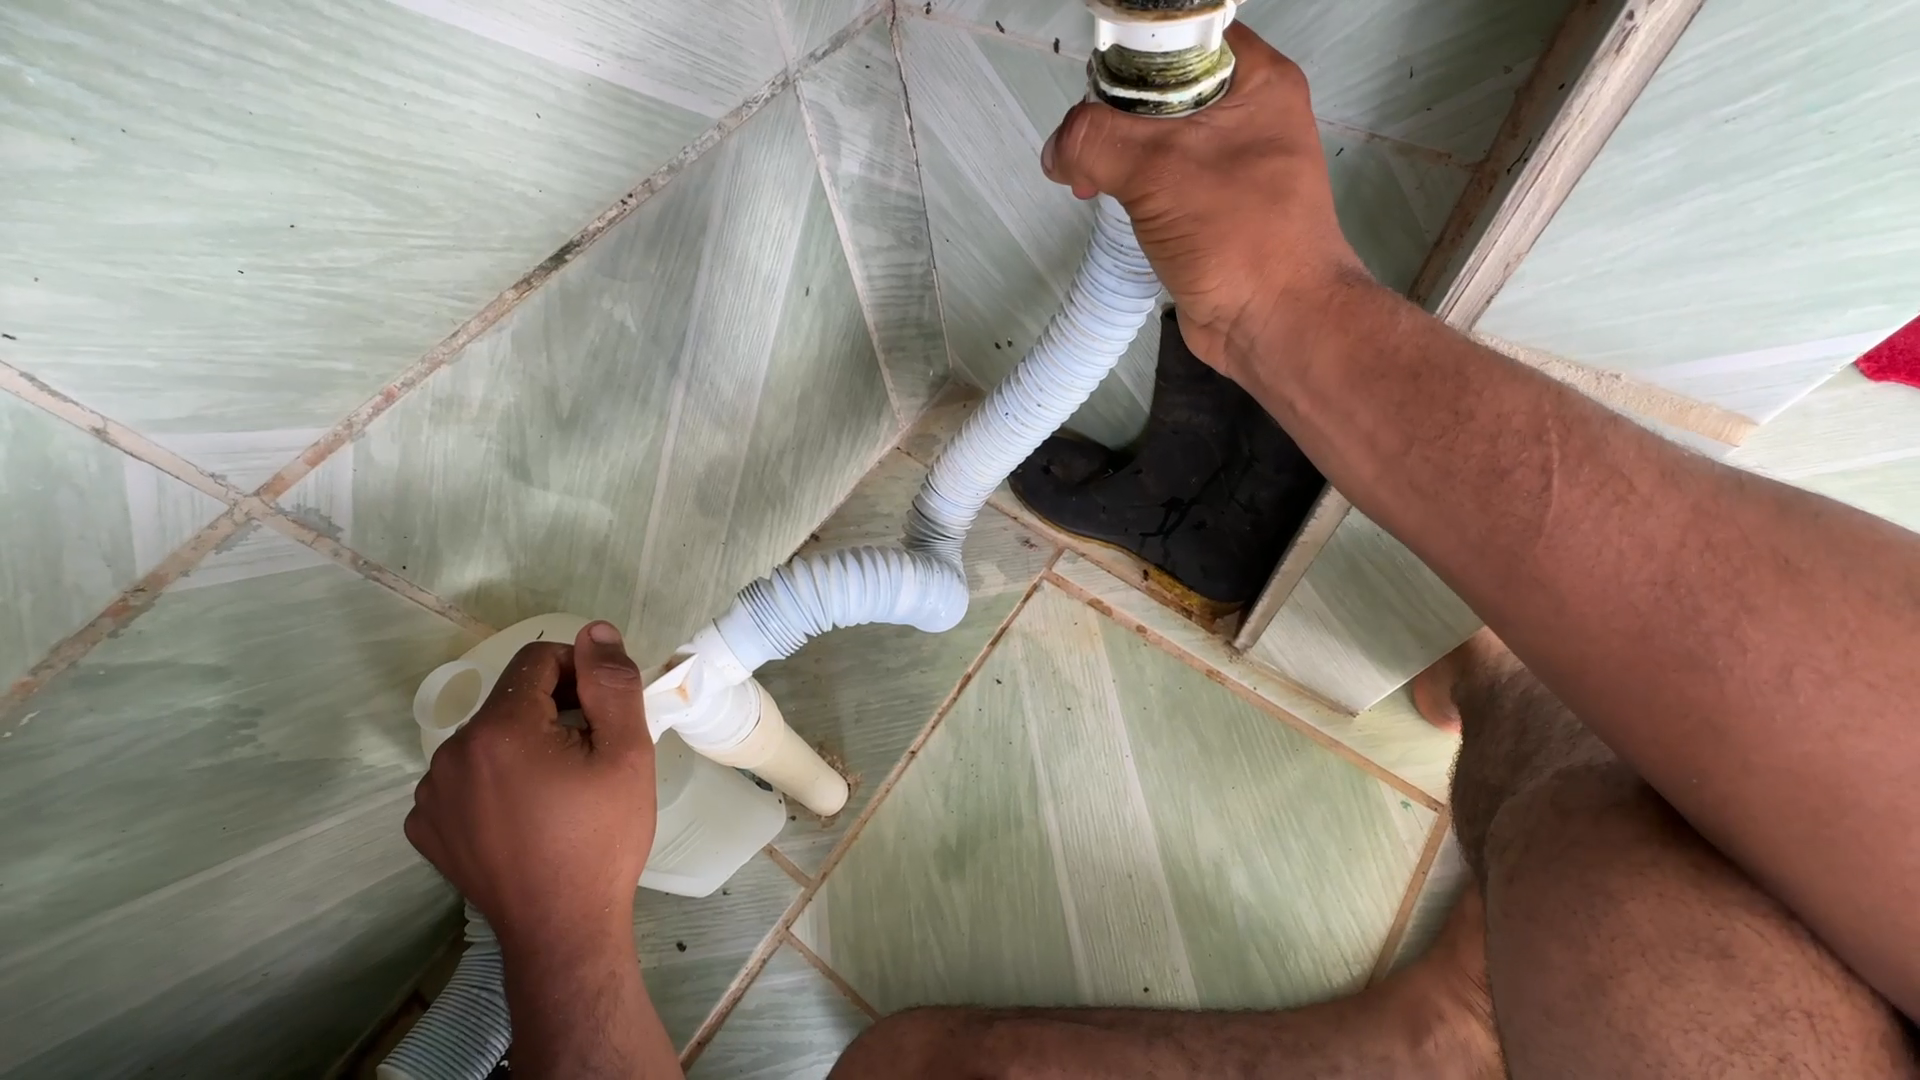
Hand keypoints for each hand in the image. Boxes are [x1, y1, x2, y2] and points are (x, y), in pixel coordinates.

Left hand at [406, 622, 656, 954]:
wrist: (563, 930)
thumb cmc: (603, 837)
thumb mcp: (627, 752)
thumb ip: (611, 683)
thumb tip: (594, 631)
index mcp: (499, 730)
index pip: (537, 660)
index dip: (579, 673)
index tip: (605, 712)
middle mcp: (450, 754)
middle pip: (511, 699)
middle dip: (555, 710)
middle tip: (592, 753)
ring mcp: (431, 795)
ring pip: (489, 737)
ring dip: (526, 743)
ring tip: (561, 788)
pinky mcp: (426, 827)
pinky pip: (466, 776)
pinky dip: (497, 778)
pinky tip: (526, 812)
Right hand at [1040, 23, 1373, 380]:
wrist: (1274, 324)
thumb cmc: (1236, 236)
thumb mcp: (1160, 171)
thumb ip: (1097, 143)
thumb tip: (1055, 151)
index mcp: (1257, 82)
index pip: (1184, 39)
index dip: (1133, 58)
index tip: (1096, 94)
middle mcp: (1246, 117)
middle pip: (1162, 91)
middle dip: (1114, 117)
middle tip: (1086, 149)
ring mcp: (1229, 168)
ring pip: (1156, 141)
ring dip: (1117, 159)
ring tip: (1089, 183)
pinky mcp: (1209, 212)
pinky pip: (1160, 184)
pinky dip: (1130, 191)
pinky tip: (1111, 206)